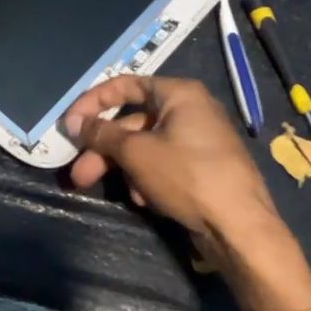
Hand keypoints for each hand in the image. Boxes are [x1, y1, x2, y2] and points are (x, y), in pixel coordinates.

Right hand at [64, 76, 310, 310]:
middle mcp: (191, 110)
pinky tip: (142, 200)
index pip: (126, 85)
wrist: (239, 226)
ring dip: (123, 167)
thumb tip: (76, 122)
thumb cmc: (186, 175)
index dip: (93, 102)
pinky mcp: (203, 168)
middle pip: (133, 122)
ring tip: (114, 192)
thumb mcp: (136, 152)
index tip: (71, 125)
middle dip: (103, 149)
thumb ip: (102, 134)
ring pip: (146, 146)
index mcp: (179, 94)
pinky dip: (147, 177)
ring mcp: (200, 140)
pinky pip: (164, 163)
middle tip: (79, 173)